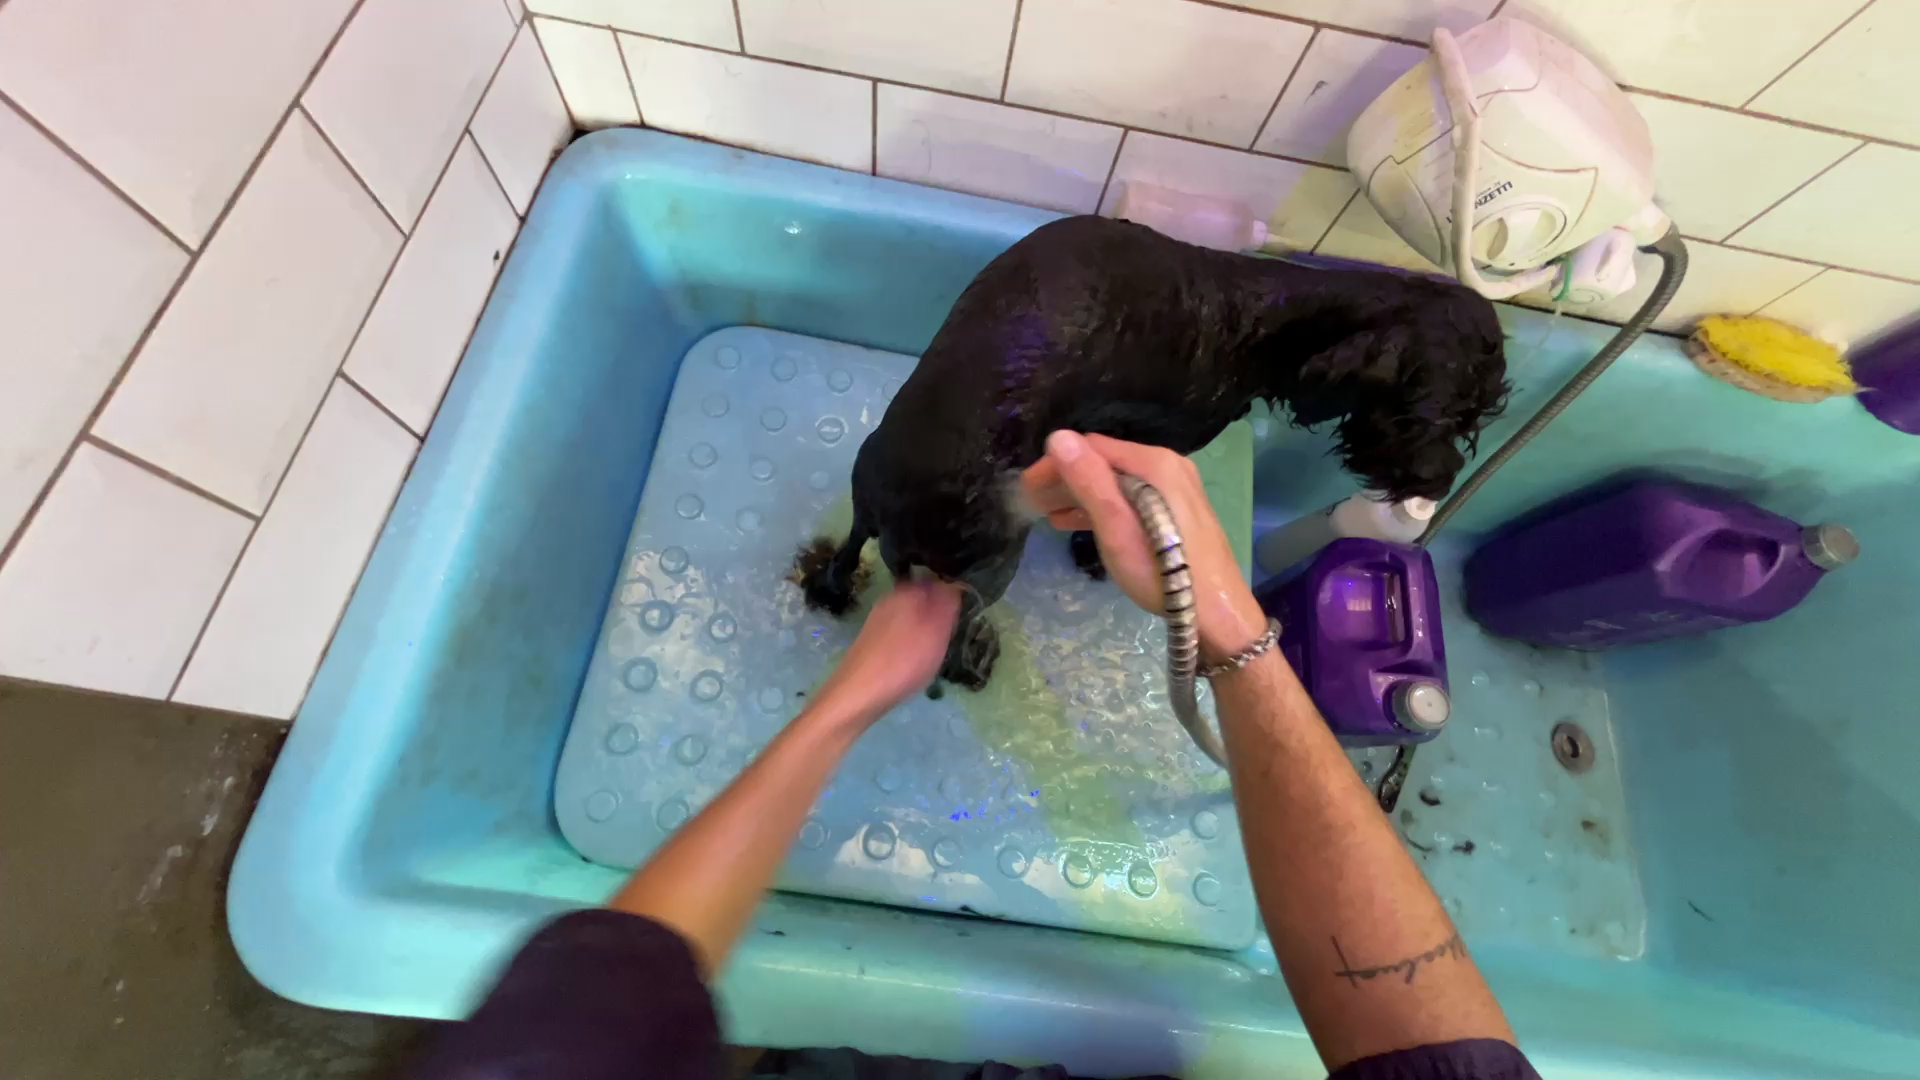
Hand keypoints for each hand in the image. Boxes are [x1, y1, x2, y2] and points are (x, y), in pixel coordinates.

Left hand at [814, 580, 963, 721]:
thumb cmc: (905, 660)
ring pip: (913, 613)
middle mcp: (892, 597)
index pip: (941, 580)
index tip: (965, 612)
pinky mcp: (872, 636)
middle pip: (925, 596)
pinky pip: (901, 629)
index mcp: (910, 589)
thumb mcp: (938, 630)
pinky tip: (914, 657)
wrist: (860, 691)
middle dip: (940, 610)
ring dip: (926, 625)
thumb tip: (956, 583)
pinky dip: (911, 638)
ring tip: (936, 647)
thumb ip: (948, 602)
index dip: (956, 592)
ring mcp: (879, 616)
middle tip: (952, 632)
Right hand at [1022, 430, 1267, 664]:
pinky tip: (1077, 524)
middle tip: (1031, 503)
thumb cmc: (1160, 571)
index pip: (1091, 447)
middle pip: (1104, 463)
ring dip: (1080, 495)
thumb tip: (1056, 436)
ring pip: (1116, 482)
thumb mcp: (1116, 527)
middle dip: (1064, 480)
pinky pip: (1130, 498)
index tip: (1027, 488)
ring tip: (1047, 516)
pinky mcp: (1177, 511)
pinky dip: (1102, 507)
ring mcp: (1175, 488)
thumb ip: (1088, 480)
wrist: (1216, 614)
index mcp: (1154, 464)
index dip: (1055, 464)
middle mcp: (1168, 466)